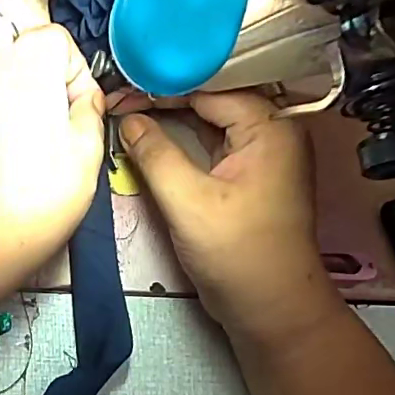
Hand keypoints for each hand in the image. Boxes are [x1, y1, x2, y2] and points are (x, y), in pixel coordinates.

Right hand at [114, 90, 343, 345]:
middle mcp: (273, 133)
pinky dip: (185, 143)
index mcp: (271, 127)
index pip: (211, 88)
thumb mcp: (188, 201)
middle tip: (122, 100)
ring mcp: (263, 157)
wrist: (271, 308)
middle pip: (213, 101)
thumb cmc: (238, 254)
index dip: (164, 86)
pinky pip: (214, 147)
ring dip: (174, 120)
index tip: (123, 89)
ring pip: (212, 124)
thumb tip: (128, 121)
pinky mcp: (250, 178)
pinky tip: (156, 139)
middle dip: (167, 100)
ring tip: (132, 113)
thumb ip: (155, 154)